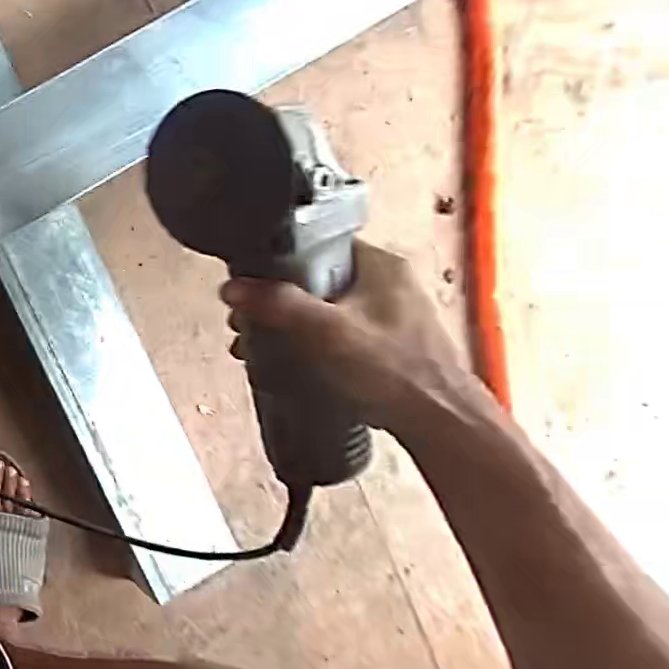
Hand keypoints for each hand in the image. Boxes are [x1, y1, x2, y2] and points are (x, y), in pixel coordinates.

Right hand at [220, 241, 484, 432]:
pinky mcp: (382, 342)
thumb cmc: (389, 370)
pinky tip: (287, 361)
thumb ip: (278, 304)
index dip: (276, 263)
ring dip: (285, 325)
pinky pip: (332, 331)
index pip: (316, 246)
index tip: (250, 286)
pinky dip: (306, 342)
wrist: (437, 421)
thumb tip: (231, 287)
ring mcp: (387, 314)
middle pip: (312, 280)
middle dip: (274, 302)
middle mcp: (386, 283)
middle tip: (248, 322)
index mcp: (379, 265)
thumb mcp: (325, 331)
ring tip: (257, 346)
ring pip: (319, 308)